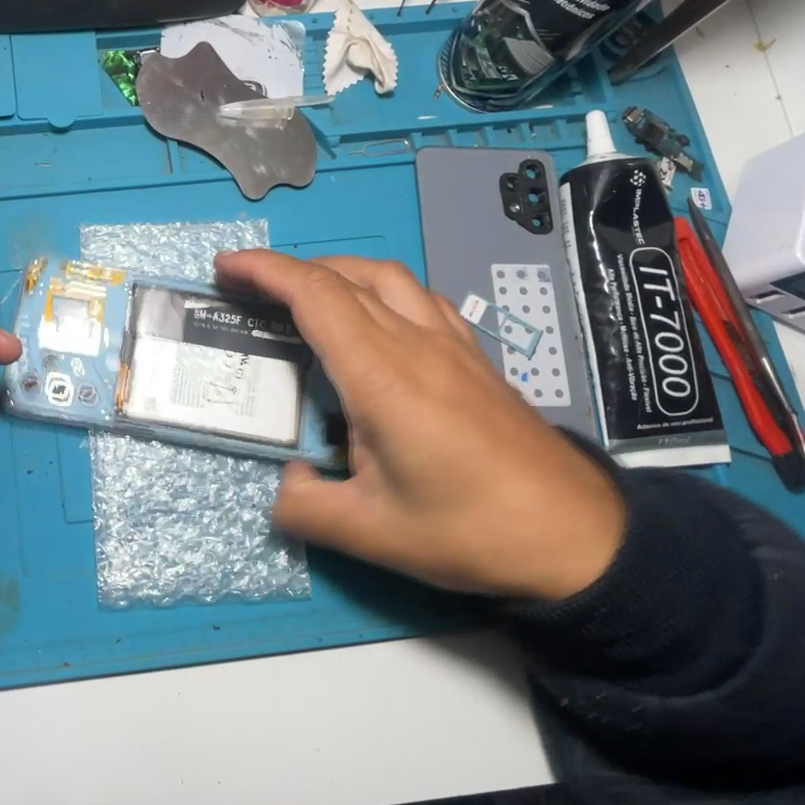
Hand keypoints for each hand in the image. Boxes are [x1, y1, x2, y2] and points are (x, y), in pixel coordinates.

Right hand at [215, 250, 625, 601]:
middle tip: (245, 284)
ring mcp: (451, 345)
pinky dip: (377, 288)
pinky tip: (372, 318)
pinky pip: (418, 297)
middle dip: (286, 269)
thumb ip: (305, 507)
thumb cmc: (470, 530)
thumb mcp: (370, 534)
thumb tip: (287, 482)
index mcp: (382, 376)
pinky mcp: (474, 357)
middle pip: (344, 278)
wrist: (579, 537)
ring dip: (334, 272)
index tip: (226, 267)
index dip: (265, 272)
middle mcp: (416, 344)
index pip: (316, 296)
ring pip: (386, 277)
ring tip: (301, 293)